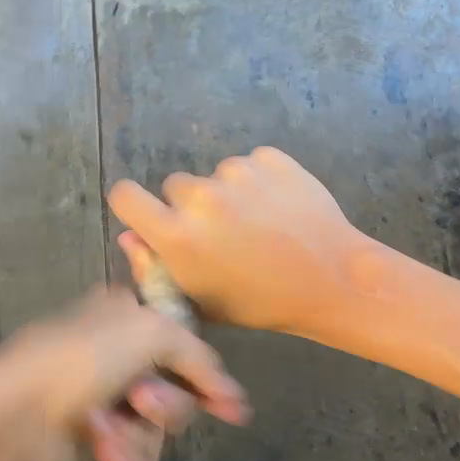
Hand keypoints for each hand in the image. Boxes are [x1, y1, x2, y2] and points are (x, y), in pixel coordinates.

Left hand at [0, 288, 249, 457]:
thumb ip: (196, 354)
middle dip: (164, 401)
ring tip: (106, 426)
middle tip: (140, 401)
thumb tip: (231, 394)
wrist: (17, 412)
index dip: (208, 374)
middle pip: (172, 385)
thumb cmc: (81, 359)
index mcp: (123, 310)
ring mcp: (101, 390)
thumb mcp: (150, 333)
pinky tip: (102, 448)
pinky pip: (126, 444)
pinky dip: (118, 448)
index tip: (236, 410)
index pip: (182, 340)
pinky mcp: (89, 430)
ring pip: (152, 420)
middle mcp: (114, 347)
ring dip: (137, 428)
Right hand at [108, 147, 370, 337]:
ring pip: (216, 176)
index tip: (150, 215)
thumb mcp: (202, 300)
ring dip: (228, 193)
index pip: (125, 196)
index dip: (133, 204)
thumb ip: (157, 269)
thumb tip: (130, 236)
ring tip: (259, 223)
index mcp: (178, 236)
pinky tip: (279, 208)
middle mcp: (201, 197)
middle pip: (176, 186)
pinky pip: (251, 164)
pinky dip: (259, 181)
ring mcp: (238, 173)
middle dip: (190, 206)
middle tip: (222, 233)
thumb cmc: (261, 301)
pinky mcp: (271, 159)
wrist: (333, 280)